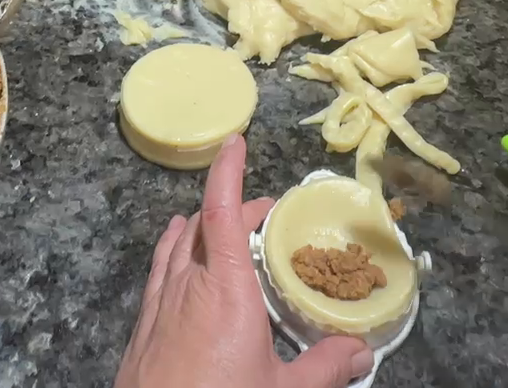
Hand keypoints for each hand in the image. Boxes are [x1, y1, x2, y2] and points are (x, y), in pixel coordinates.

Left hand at [116, 135, 374, 387]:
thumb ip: (324, 367)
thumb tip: (362, 351)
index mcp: (225, 288)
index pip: (221, 210)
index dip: (227, 171)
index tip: (235, 142)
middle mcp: (189, 281)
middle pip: (205, 222)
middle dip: (234, 207)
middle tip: (265, 213)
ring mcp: (162, 299)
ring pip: (180, 240)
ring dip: (203, 223)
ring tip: (225, 223)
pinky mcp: (145, 320)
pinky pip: (161, 265)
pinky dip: (176, 246)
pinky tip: (178, 247)